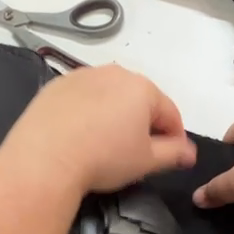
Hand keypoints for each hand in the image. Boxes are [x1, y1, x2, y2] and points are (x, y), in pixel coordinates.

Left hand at [0, 65, 195, 193]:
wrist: (43, 159)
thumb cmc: (103, 158)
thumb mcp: (146, 161)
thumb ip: (174, 153)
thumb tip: (190, 152)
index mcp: (142, 88)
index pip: (169, 112)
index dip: (175, 136)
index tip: (172, 156)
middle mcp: (114, 73)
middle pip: (139, 99)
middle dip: (143, 122)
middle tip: (136, 152)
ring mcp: (82, 76)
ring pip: (109, 96)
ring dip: (114, 114)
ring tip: (104, 143)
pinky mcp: (56, 85)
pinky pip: (81, 97)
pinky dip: (86, 111)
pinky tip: (78, 134)